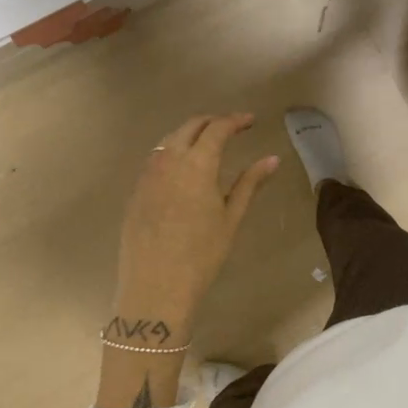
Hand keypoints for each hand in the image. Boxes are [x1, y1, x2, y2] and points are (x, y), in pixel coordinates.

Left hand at [112, 114, 278, 335]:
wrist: (155, 287)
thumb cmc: (202, 255)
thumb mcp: (231, 218)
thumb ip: (250, 183)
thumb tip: (272, 159)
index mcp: (197, 165)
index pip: (217, 128)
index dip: (235, 120)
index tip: (250, 121)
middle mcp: (169, 161)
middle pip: (190, 126)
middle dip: (212, 121)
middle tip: (232, 127)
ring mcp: (148, 174)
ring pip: (169, 139)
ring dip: (190, 134)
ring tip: (208, 144)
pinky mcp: (136, 190)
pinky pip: (155, 158)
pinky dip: (172, 151)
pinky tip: (183, 168)